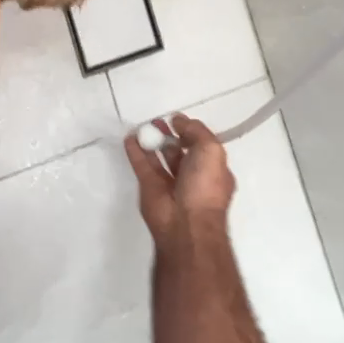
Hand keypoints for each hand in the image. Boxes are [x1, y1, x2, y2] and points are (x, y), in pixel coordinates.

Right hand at [124, 114, 235, 244]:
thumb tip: (179, 120)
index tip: (177, 120)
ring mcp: (170, 183)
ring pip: (159, 157)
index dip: (191, 132)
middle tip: (158, 121)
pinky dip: (135, 150)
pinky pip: (141, 164)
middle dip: (170, 135)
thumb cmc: (205, 186)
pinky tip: (130, 137)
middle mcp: (192, 176)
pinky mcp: (149, 187)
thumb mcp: (211, 150)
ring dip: (152, 141)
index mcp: (213, 171)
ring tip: (144, 125)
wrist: (185, 222)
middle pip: (179, 151)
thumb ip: (196, 131)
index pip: (202, 147)